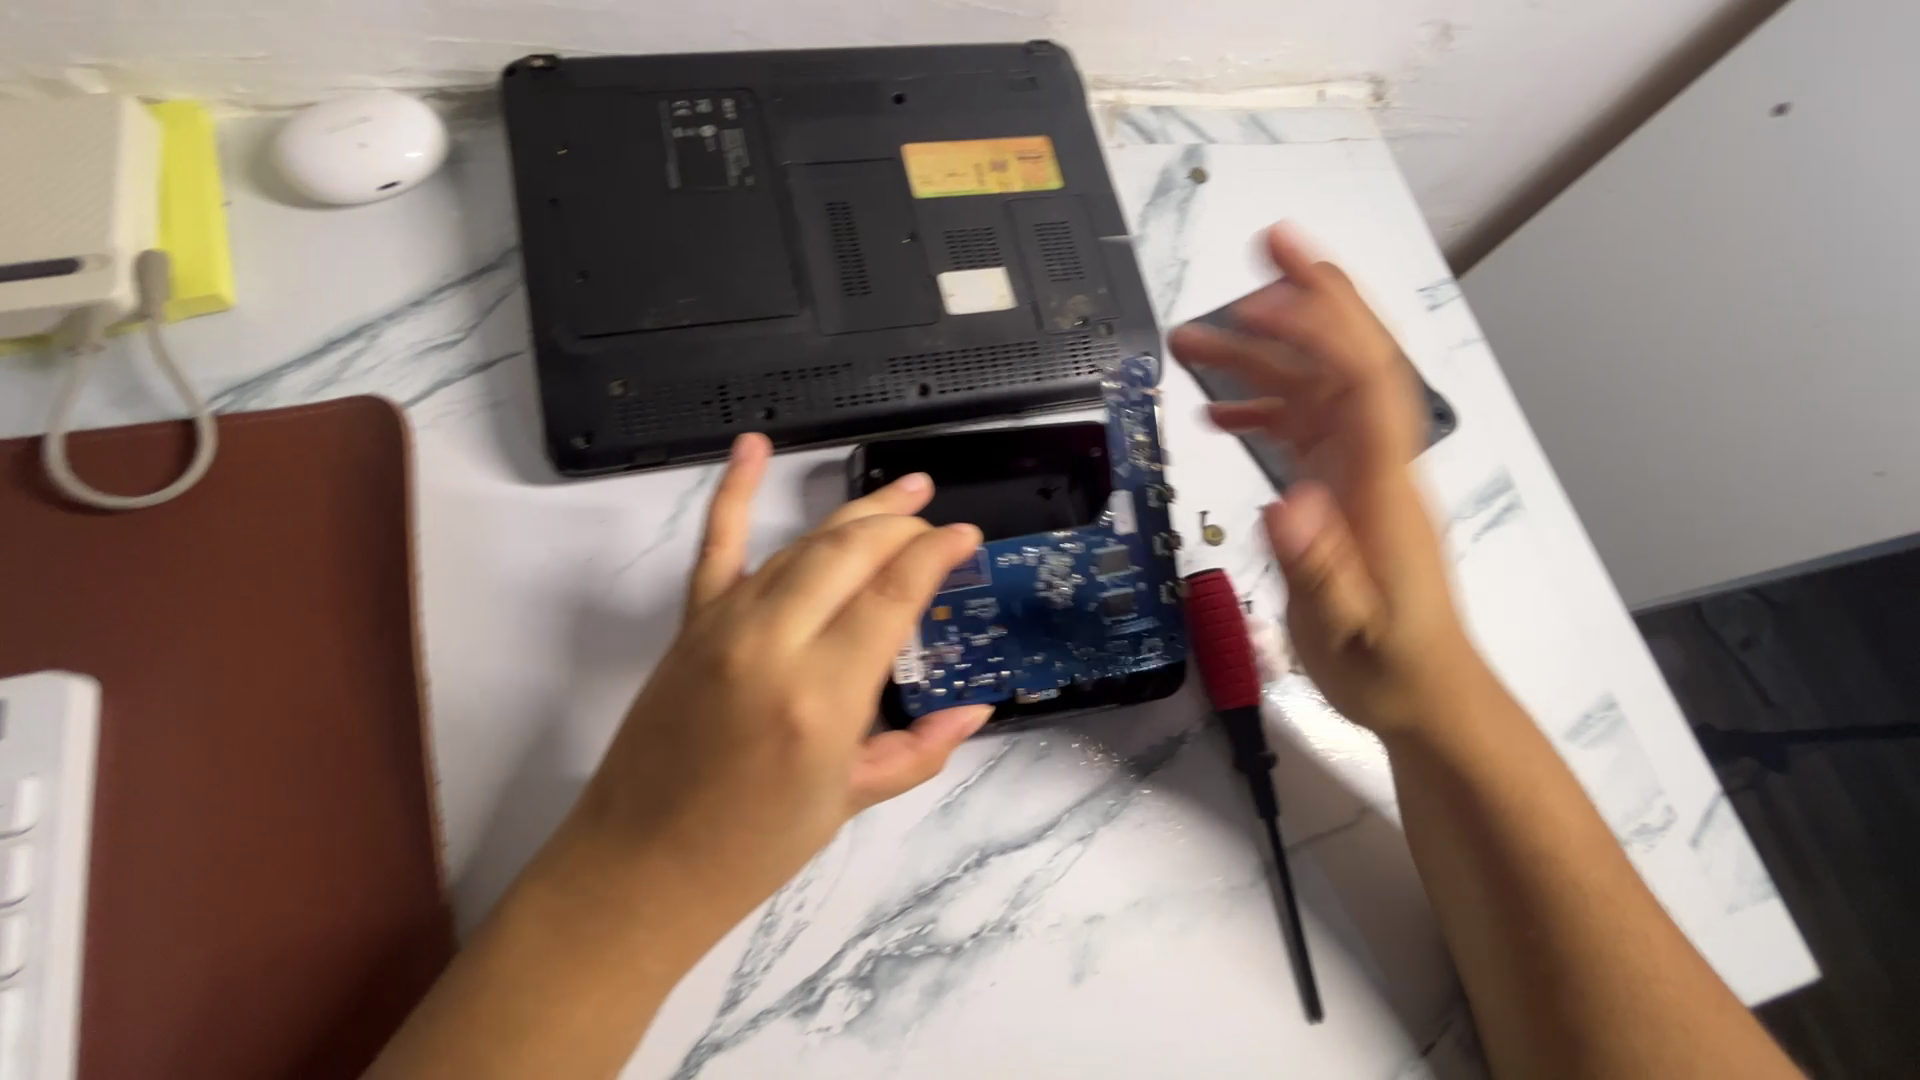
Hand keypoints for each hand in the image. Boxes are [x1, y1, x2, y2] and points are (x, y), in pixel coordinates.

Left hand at [565, 433, 991, 921]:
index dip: (937, 553)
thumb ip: (921, 747)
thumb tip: (976, 709)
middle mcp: (773, 644)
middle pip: (851, 552)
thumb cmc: (755, 846)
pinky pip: (717, 545)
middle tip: (936, 523)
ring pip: (802, 544)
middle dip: (902, 525)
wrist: (640, 868)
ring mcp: (724, 625)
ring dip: (856, 512)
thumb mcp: (852, 800)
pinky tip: (754, 446)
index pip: (894, 594)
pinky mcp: (690, 624)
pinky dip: (735, 491)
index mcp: (822, 696)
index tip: (967, 536)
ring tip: (902, 490)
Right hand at [1168, 224, 1487, 737]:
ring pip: (1313, 390)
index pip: (1363, 382)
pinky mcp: (1342, 490)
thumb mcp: (1351, 630)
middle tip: (1260, 252)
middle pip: (1346, 362)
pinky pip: (1302, 430)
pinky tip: (1218, 411)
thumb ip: (1320, 567)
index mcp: (1381, 488)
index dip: (1325, 323)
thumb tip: (1284, 498)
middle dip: (1307, 301)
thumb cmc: (1389, 666)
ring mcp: (1359, 473)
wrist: (1427, 690)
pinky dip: (1261, 408)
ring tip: (1191, 341)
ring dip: (1260, 356)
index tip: (1273, 286)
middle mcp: (1375, 464)